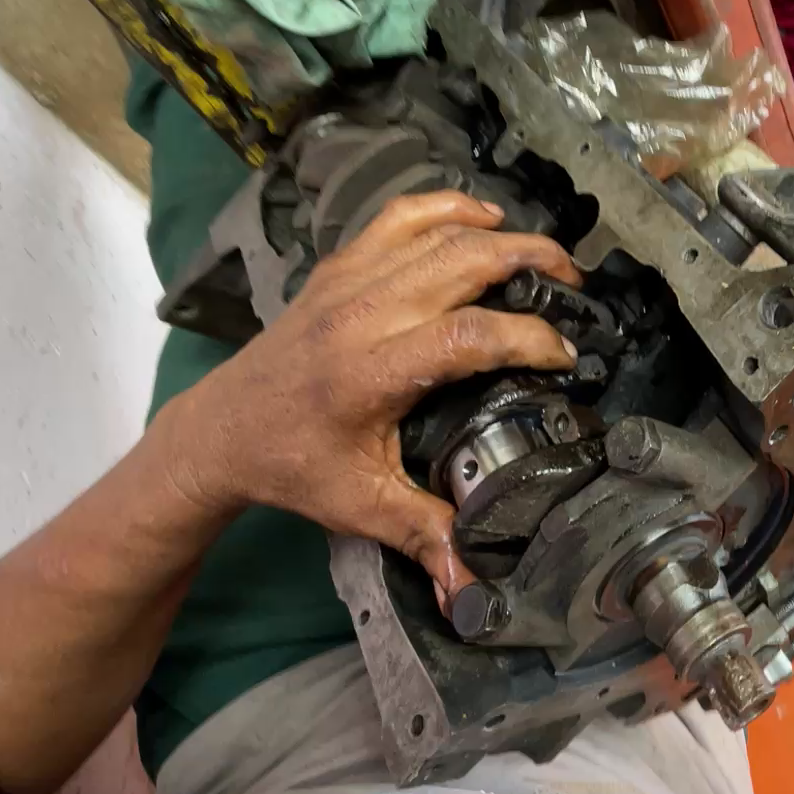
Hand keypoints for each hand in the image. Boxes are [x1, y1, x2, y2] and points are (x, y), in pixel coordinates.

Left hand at [149, 191, 581, 603]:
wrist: (220, 428)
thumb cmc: (295, 466)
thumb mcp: (361, 507)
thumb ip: (426, 535)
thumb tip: (475, 589)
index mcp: (373, 371)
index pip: (471, 335)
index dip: (530, 338)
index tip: (566, 355)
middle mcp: (365, 311)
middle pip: (465, 260)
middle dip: (533, 261)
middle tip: (573, 283)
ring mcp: (351, 278)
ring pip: (441, 230)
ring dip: (502, 234)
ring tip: (544, 255)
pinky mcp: (341, 264)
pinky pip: (402, 215)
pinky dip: (449, 205)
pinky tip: (483, 216)